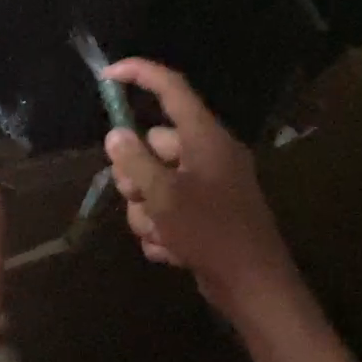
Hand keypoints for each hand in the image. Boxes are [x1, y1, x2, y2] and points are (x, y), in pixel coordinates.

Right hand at [100, 59, 292, 303]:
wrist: (253, 286)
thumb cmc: (211, 232)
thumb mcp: (163, 195)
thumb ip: (135, 161)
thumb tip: (115, 135)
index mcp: (205, 138)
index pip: (171, 89)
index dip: (140, 74)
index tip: (107, 75)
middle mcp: (208, 155)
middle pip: (152, 144)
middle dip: (135, 175)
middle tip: (136, 197)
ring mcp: (207, 185)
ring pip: (154, 182)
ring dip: (146, 209)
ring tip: (159, 233)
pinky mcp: (205, 213)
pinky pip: (167, 208)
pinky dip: (161, 228)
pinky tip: (171, 249)